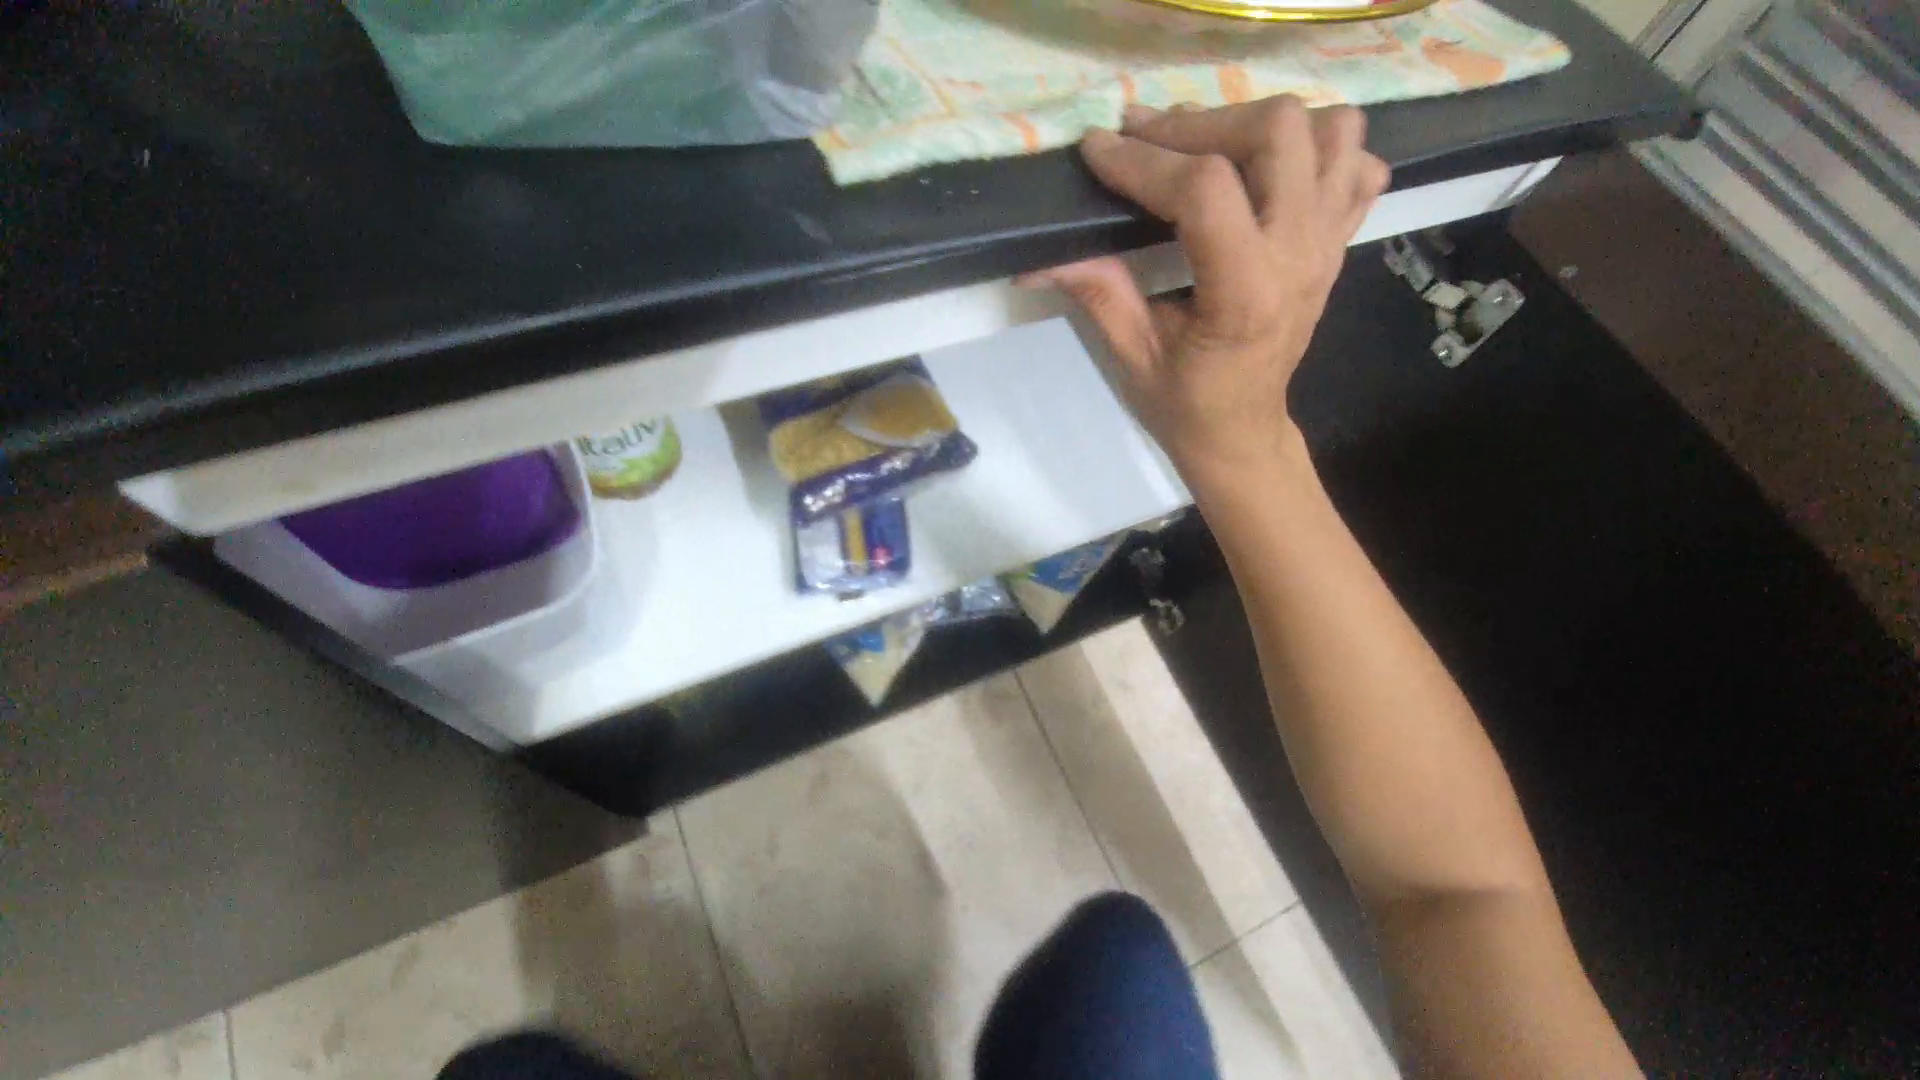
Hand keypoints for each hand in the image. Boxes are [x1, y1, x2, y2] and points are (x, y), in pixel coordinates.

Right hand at [1025, 97, 1388, 478]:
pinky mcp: (1338, 241)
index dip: (1144, 159)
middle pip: (1276, 131)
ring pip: (1328, 130)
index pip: (1206, 189)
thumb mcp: (1131, 353)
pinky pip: (1355, 163)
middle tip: (1149, 141)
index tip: (1098, 149)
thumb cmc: (1184, 404)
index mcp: (1246, 293)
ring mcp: (1329, 243)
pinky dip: (1318, 150)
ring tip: (1210, 150)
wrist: (1242, 432)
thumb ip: (1097, 292)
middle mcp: (1299, 255)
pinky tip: (1270, 174)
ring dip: (1263, 126)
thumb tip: (1041, 252)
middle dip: (1201, 123)